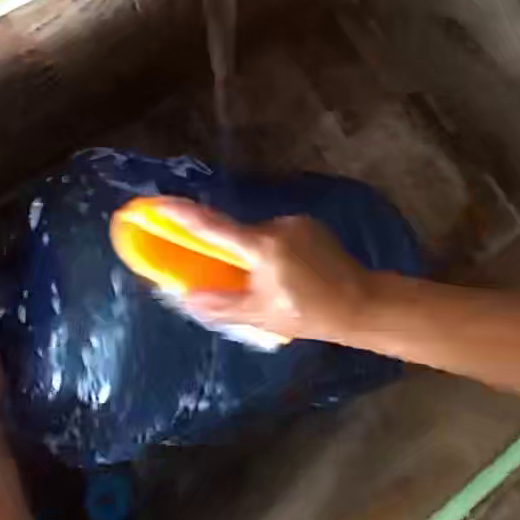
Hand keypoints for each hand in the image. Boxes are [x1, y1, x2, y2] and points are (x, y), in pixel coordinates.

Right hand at [141, 199, 377, 344]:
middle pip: (238, 234)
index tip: (156, 203)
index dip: (182, 214)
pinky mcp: (310, 225)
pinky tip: (290, 276)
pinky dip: (273, 252)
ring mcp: (296, 222)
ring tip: (274, 286)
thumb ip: (221, 304)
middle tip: (241, 282)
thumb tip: (186, 296)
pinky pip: (278, 235)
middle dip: (231, 254)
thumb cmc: (311, 314)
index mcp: (263, 246)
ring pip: (259, 236)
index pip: (214, 226)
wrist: (362, 303)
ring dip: (255, 256)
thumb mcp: (261, 316)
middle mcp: (277, 225)